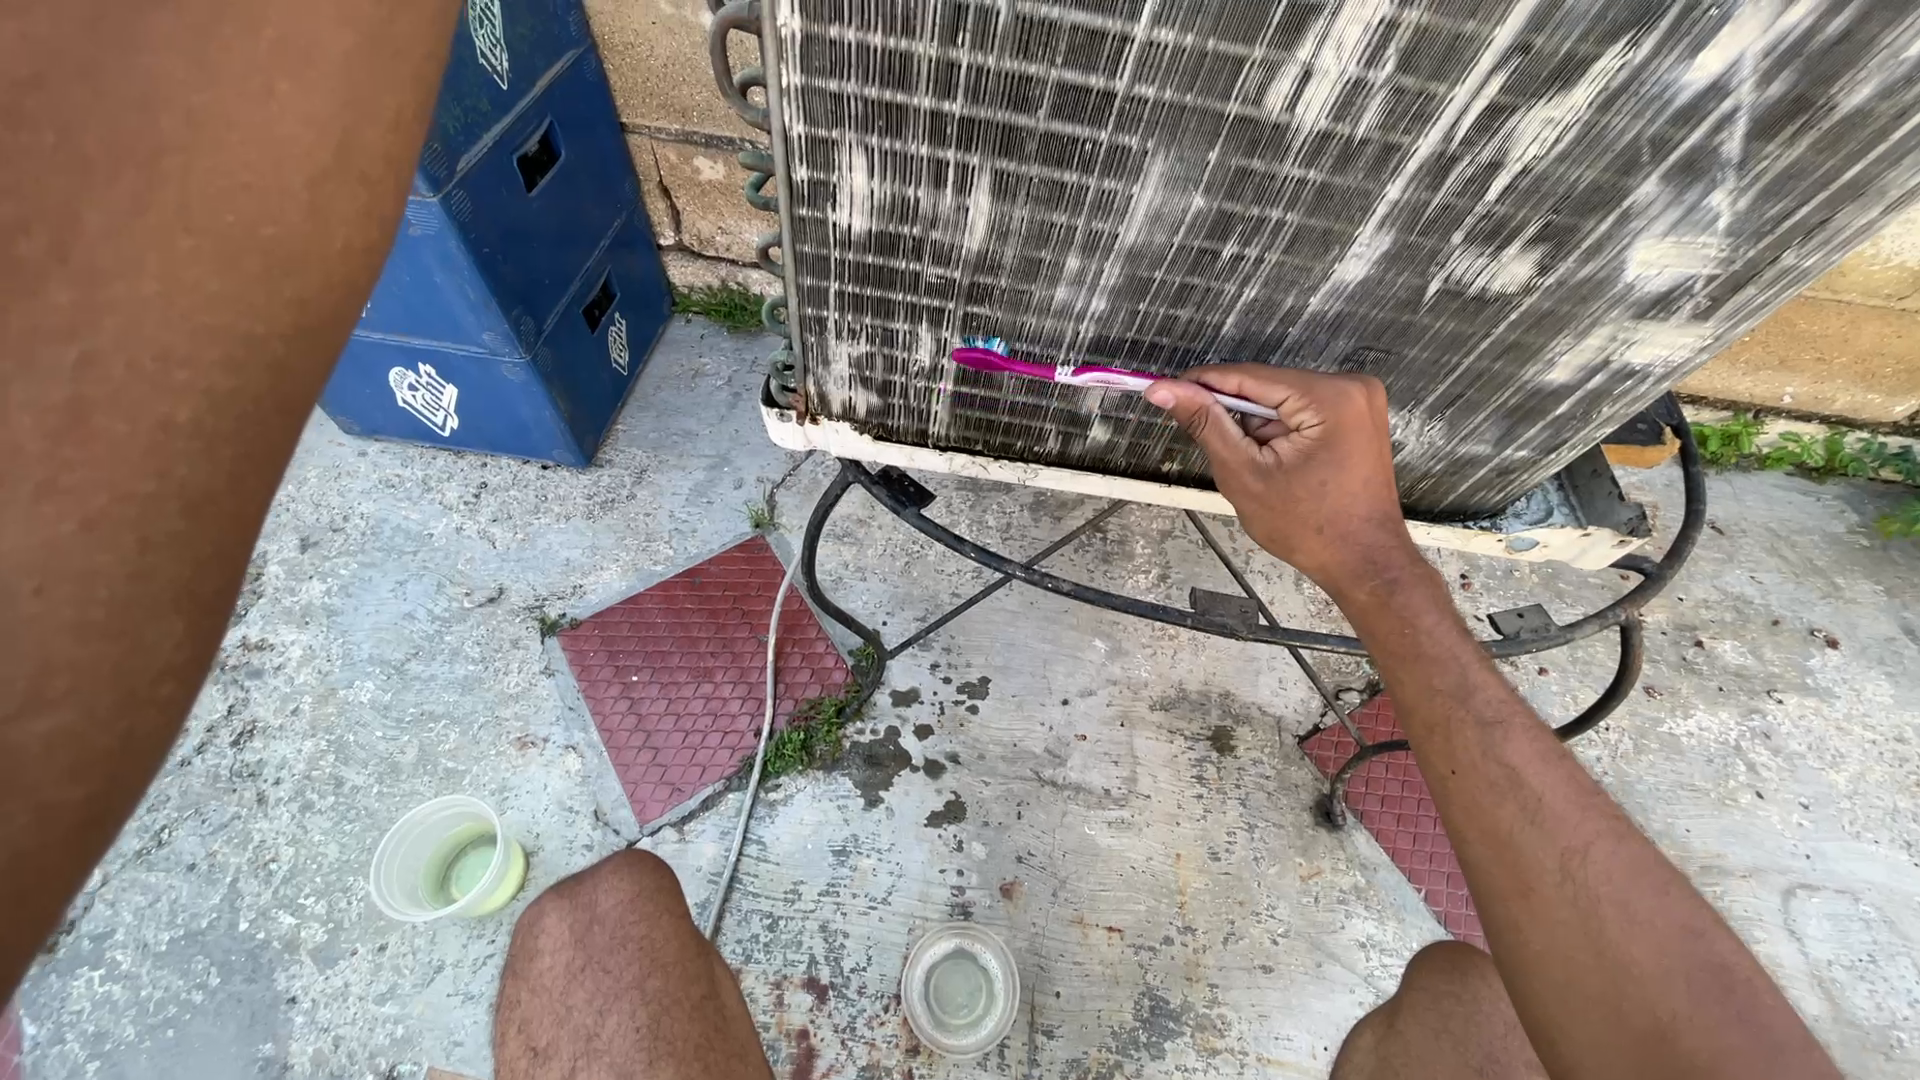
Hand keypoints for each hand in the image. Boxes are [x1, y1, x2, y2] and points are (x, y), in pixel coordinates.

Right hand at [1144, 364, 1417, 594]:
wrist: (1362, 562)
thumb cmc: (1306, 526)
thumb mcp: (1243, 473)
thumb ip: (1204, 423)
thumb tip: (1163, 389)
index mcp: (1328, 396)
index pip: (1249, 376)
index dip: (1201, 383)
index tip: (1160, 390)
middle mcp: (1350, 386)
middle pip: (1267, 387)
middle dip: (1235, 417)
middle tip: (1220, 455)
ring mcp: (1359, 400)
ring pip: (1281, 401)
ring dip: (1257, 429)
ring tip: (1257, 470)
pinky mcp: (1357, 417)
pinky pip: (1301, 413)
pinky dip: (1278, 434)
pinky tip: (1277, 466)